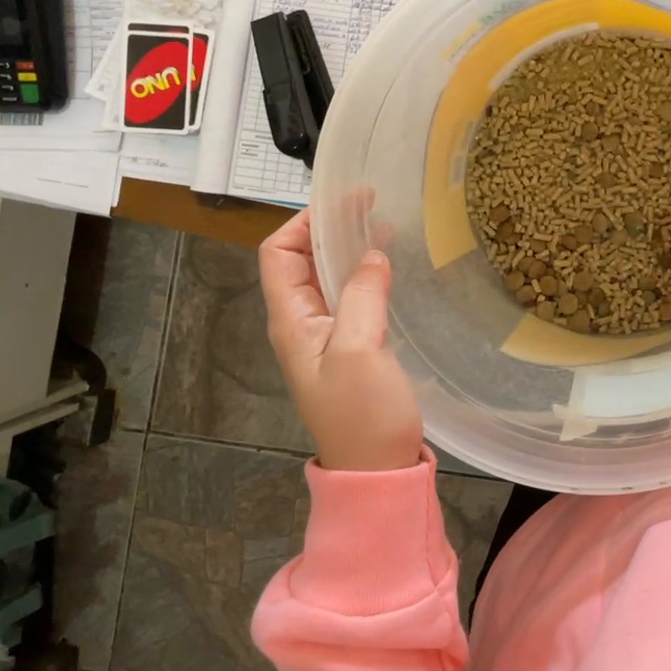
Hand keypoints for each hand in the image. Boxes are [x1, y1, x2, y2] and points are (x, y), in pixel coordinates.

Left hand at [259, 208, 422, 471]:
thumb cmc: (362, 413)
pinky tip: (391, 265)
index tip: (344, 202)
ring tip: (385, 225)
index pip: (278, 254)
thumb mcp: (360, 350)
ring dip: (350, 248)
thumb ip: (363, 296)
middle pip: (302, 261)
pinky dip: (367, 272)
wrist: (378, 468)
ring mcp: (327, 336)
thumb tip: (372, 253)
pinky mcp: (352, 347)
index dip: (303, 222)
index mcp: (291, 321)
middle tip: (372, 204)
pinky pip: (352, 296)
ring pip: (330, 277)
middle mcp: (303, 323)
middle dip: (330, 227)